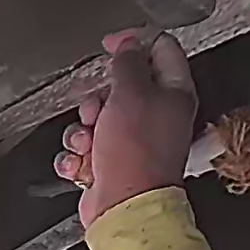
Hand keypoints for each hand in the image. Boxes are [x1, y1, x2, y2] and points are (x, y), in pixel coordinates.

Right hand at [53, 29, 197, 227]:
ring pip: (95, 120)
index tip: (109, 44)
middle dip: (97, 97)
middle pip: (120, 88)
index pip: (161, 50)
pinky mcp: (109, 166)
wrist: (123, 207)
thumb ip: (128, 62)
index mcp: (173, 94)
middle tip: (94, 108)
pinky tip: (80, 164)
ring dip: (81, 130)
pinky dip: (76, 157)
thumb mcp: (131, 93)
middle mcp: (155, 117)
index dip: (134, 42)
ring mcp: (131, 144)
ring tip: (87, 143)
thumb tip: (128, 45)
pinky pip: (83, 150)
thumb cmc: (135, 154)